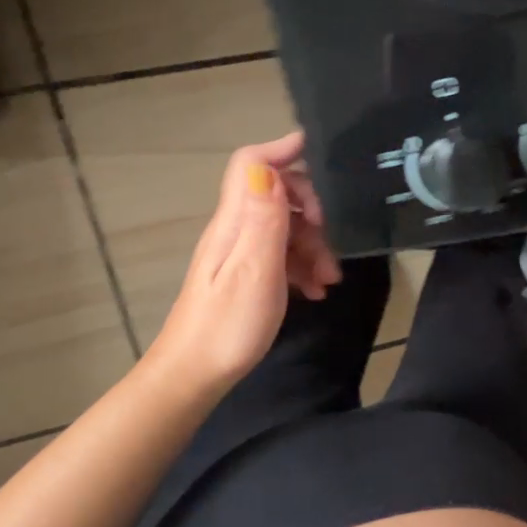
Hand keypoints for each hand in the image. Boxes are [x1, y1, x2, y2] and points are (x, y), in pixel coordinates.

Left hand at [148, 131, 343, 388]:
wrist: (192, 377)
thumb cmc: (227, 326)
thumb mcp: (254, 271)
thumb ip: (264, 218)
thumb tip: (267, 166)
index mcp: (234, 222)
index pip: (252, 164)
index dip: (285, 149)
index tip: (326, 152)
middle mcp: (235, 229)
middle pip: (277, 191)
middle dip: (313, 206)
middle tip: (334, 236)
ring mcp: (240, 252)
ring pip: (285, 225)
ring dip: (314, 243)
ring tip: (330, 278)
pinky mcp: (247, 275)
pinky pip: (282, 253)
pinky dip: (304, 264)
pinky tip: (316, 289)